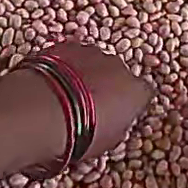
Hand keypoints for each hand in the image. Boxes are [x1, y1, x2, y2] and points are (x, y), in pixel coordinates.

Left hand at [36, 41, 151, 160]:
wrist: (44, 109)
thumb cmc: (80, 133)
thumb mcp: (107, 141)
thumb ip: (116, 125)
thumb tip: (111, 122)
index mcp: (135, 92)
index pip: (143, 93)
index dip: (131, 103)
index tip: (119, 113)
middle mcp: (118, 66)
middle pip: (118, 73)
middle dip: (107, 84)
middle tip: (89, 105)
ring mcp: (92, 53)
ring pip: (94, 61)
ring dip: (85, 73)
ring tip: (67, 94)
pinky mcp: (66, 45)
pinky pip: (70, 55)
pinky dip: (64, 65)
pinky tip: (52, 81)